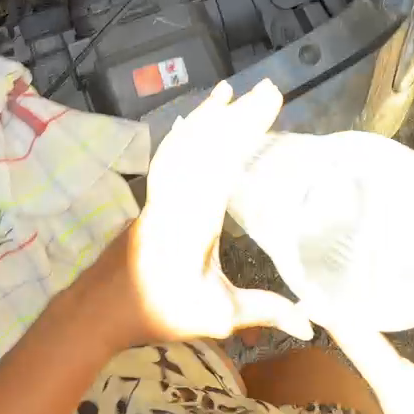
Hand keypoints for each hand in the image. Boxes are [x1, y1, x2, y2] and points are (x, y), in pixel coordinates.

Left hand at [75, 81, 312, 348]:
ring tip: (229, 90)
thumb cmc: (160, 312)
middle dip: (239, 114)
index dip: (247, 127)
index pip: (225, 160)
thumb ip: (263, 311)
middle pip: (207, 143)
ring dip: (209, 116)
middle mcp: (176, 195)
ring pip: (184, 144)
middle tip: (269, 88)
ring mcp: (160, 193)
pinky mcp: (151, 197)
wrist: (101, 307)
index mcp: (195, 217)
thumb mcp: (216, 315)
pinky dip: (181, 134)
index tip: (270, 103)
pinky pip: (167, 156)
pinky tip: (191, 121)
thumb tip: (312, 324)